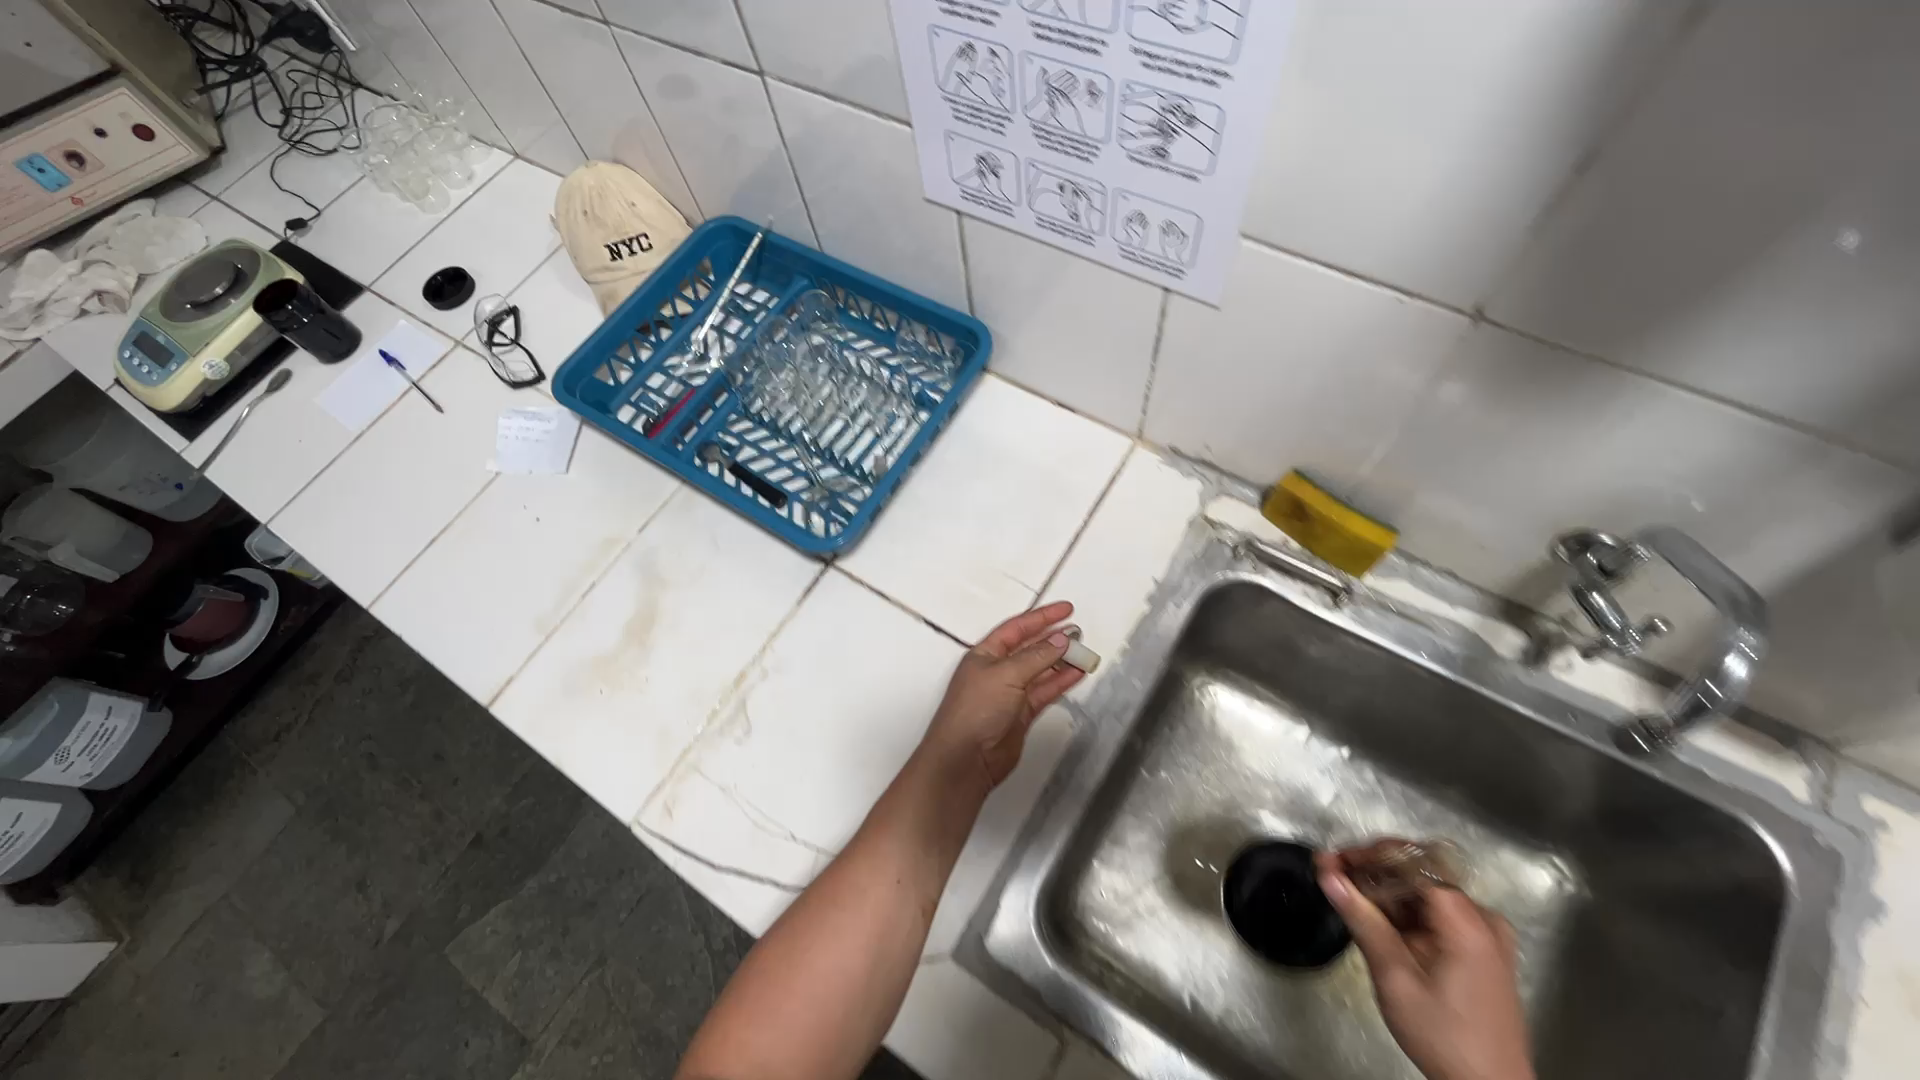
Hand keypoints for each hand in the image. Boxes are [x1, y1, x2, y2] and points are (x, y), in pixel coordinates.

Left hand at [918, 602, 1082, 791]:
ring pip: (1041, 670)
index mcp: (985, 654)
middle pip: (1030, 648)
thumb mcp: (1005, 675)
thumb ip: (1036, 656)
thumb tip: (1059, 640)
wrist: (966, 759)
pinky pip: (1045, 691)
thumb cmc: (971, 713)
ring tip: (1083, 652)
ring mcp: (1009, 693)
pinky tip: (1075, 674)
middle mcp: (997, 671)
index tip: (1065, 610)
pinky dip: (1061, 682)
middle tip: (1078, 632)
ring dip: (1062, 660)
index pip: (1017, 628)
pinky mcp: (1021, 714)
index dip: (1041, 617)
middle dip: (1054, 638)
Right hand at [1317, 858, 1535, 1079]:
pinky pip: (1439, 913)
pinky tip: (1378, 919)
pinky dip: (1405, 910)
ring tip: (1348, 895)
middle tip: (1335, 875)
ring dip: (1386, 890)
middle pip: (1422, 873)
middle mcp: (1483, 919)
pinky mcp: (1482, 949)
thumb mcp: (1394, 978)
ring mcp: (1486, 934)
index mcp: (1468, 922)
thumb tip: (1329, 876)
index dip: (1370, 855)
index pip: (1414, 863)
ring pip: (1428, 892)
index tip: (1335, 861)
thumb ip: (1363, 920)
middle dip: (1374, 869)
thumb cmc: (1442, 1035)